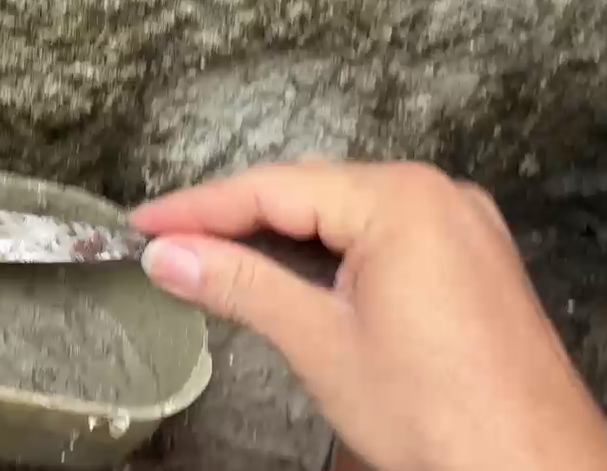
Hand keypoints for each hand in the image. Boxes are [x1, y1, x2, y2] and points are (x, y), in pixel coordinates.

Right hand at [132, 161, 606, 470]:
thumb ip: (236, 283)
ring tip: (210, 249)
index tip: (140, 222)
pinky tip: (285, 265)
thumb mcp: (321, 344)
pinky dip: (318, 245)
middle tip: (168, 240)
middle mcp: (430, 190)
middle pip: (302, 191)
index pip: (269, 188)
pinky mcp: (467, 254)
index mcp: (398, 198)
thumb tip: (160, 254)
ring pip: (334, 208)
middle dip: (231, 216)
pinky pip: (371, 229)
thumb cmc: (438, 418)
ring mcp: (455, 221)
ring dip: (272, 230)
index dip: (195, 206)